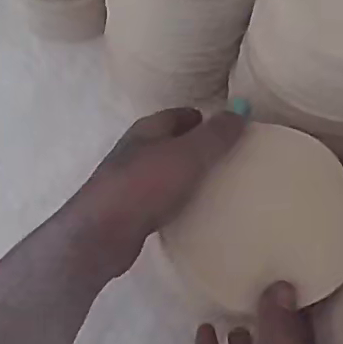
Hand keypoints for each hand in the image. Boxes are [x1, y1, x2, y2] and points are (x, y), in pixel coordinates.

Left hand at [62, 107, 244, 277]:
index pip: (179, 115)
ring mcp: (130, 182)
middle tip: (231, 159)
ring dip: (188, 175)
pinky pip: (161, 199)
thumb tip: (240, 110)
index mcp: (147, 130)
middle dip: (198, 147)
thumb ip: (215, 135)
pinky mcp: (130, 210)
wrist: (102, 233)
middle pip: (172, 142)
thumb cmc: (145, 185)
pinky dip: (178, 200)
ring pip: (166, 171)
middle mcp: (136, 151)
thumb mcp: (187, 155)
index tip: (230, 129)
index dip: (204, 119)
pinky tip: (193, 212)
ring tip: (219, 186)